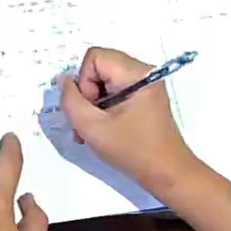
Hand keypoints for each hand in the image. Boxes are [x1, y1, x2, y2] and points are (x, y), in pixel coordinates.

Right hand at [57, 47, 200, 195]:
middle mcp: (142, 73)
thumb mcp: (92, 127)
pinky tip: (99, 131)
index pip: (94, 57)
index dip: (84, 81)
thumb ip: (71, 101)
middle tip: (85, 123)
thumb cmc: (132, 150)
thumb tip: (63, 80)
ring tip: (88, 133)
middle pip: (98, 68)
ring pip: (103, 82)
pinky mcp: (142, 99)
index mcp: (137, 74)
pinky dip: (102, 110)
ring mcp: (144, 86)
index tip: (89, 109)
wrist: (166, 173)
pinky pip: (114, 93)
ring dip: (91, 106)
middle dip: (85, 95)